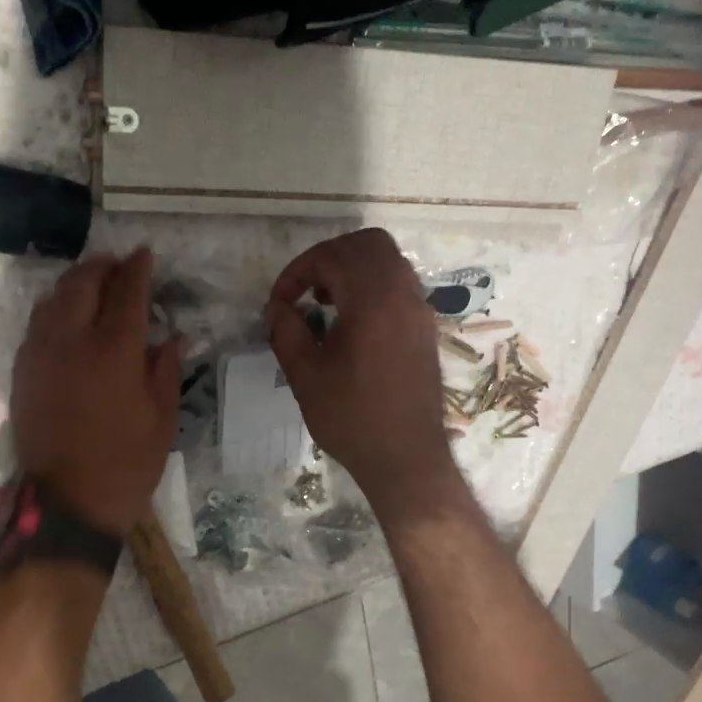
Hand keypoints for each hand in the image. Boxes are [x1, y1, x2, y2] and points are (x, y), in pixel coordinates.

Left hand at [11, 249, 181, 536]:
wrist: (68, 503)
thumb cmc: (126, 465)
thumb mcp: (162, 420)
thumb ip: (165, 369)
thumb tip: (170, 336)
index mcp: (114, 350)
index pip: (127, 291)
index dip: (138, 268)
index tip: (146, 254)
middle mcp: (72, 340)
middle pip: (82, 282)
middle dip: (102, 266)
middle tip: (118, 266)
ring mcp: (40, 354)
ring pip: (52, 298)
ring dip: (74, 284)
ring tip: (92, 286)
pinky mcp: (23, 372)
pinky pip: (36, 325)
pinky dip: (54, 310)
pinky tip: (67, 320)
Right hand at [266, 229, 456, 508]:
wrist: (405, 457)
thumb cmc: (351, 418)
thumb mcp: (305, 376)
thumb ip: (287, 332)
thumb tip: (277, 309)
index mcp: (373, 300)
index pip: (332, 256)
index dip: (297, 271)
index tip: (280, 302)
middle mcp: (403, 294)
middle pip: (367, 244)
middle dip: (328, 258)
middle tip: (304, 291)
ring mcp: (419, 310)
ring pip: (388, 261)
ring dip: (352, 270)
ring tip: (325, 304)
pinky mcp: (425, 328)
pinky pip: (399, 285)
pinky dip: (372, 288)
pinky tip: (351, 324)